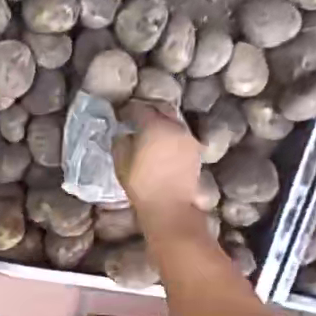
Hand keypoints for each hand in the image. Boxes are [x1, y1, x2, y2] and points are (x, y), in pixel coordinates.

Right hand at [112, 101, 202, 227]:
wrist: (171, 207)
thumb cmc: (142, 184)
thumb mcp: (121, 162)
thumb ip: (121, 142)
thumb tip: (125, 133)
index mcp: (154, 126)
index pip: (140, 108)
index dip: (128, 110)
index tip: (121, 116)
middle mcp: (174, 126)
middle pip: (162, 108)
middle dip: (149, 110)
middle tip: (137, 117)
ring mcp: (188, 138)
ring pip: (174, 120)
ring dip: (162, 121)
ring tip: (150, 130)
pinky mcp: (195, 150)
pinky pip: (181, 133)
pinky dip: (171, 133)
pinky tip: (162, 144)